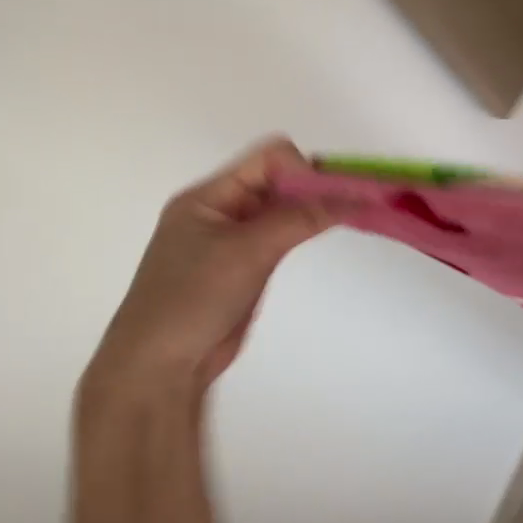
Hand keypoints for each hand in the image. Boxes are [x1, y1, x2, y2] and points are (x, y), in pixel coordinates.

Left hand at [82, 138, 341, 402]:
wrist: (161, 363)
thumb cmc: (193, 299)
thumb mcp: (250, 250)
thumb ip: (304, 217)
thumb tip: (361, 194)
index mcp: (207, 197)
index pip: (270, 158)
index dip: (306, 169)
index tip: (336, 194)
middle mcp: (221, 208)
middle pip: (282, 177)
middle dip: (320, 184)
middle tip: (357, 202)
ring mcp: (234, 234)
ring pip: (288, 202)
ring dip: (319, 204)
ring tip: (354, 213)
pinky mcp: (248, 258)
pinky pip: (287, 226)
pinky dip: (312, 223)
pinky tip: (330, 229)